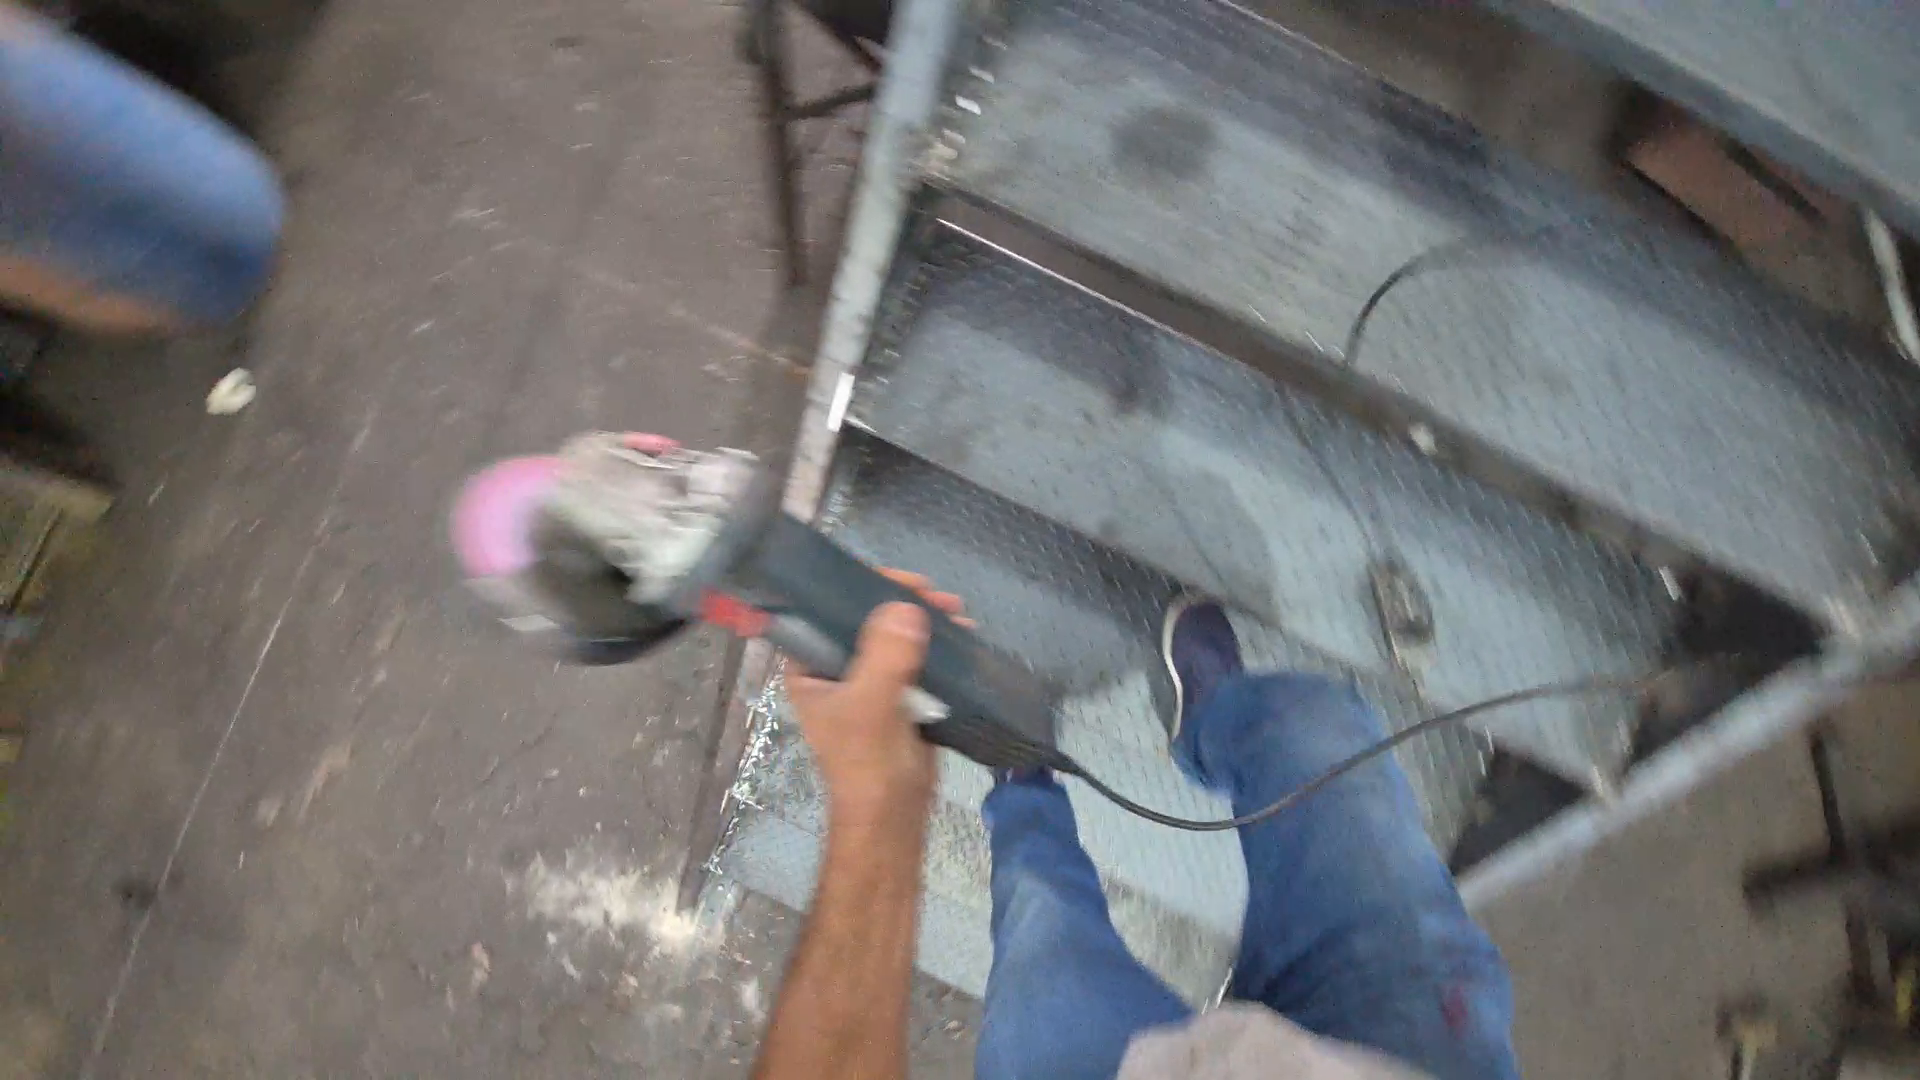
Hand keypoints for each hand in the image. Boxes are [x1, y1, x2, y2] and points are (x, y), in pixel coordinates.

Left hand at [785, 570, 967, 824]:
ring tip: (957, 611)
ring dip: (923, 618)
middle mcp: (833, 667)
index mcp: (809, 666)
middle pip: (866, 615)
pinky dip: (934, 641)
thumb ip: (885, 656)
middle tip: (937, 596)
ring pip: (893, 632)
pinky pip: (913, 654)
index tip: (905, 582)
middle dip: (902, 600)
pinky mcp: (896, 692)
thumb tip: (907, 608)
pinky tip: (961, 632)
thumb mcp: (871, 706)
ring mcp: (866, 679)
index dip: (862, 587)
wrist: (893, 815)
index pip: (828, 609)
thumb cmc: (867, 764)